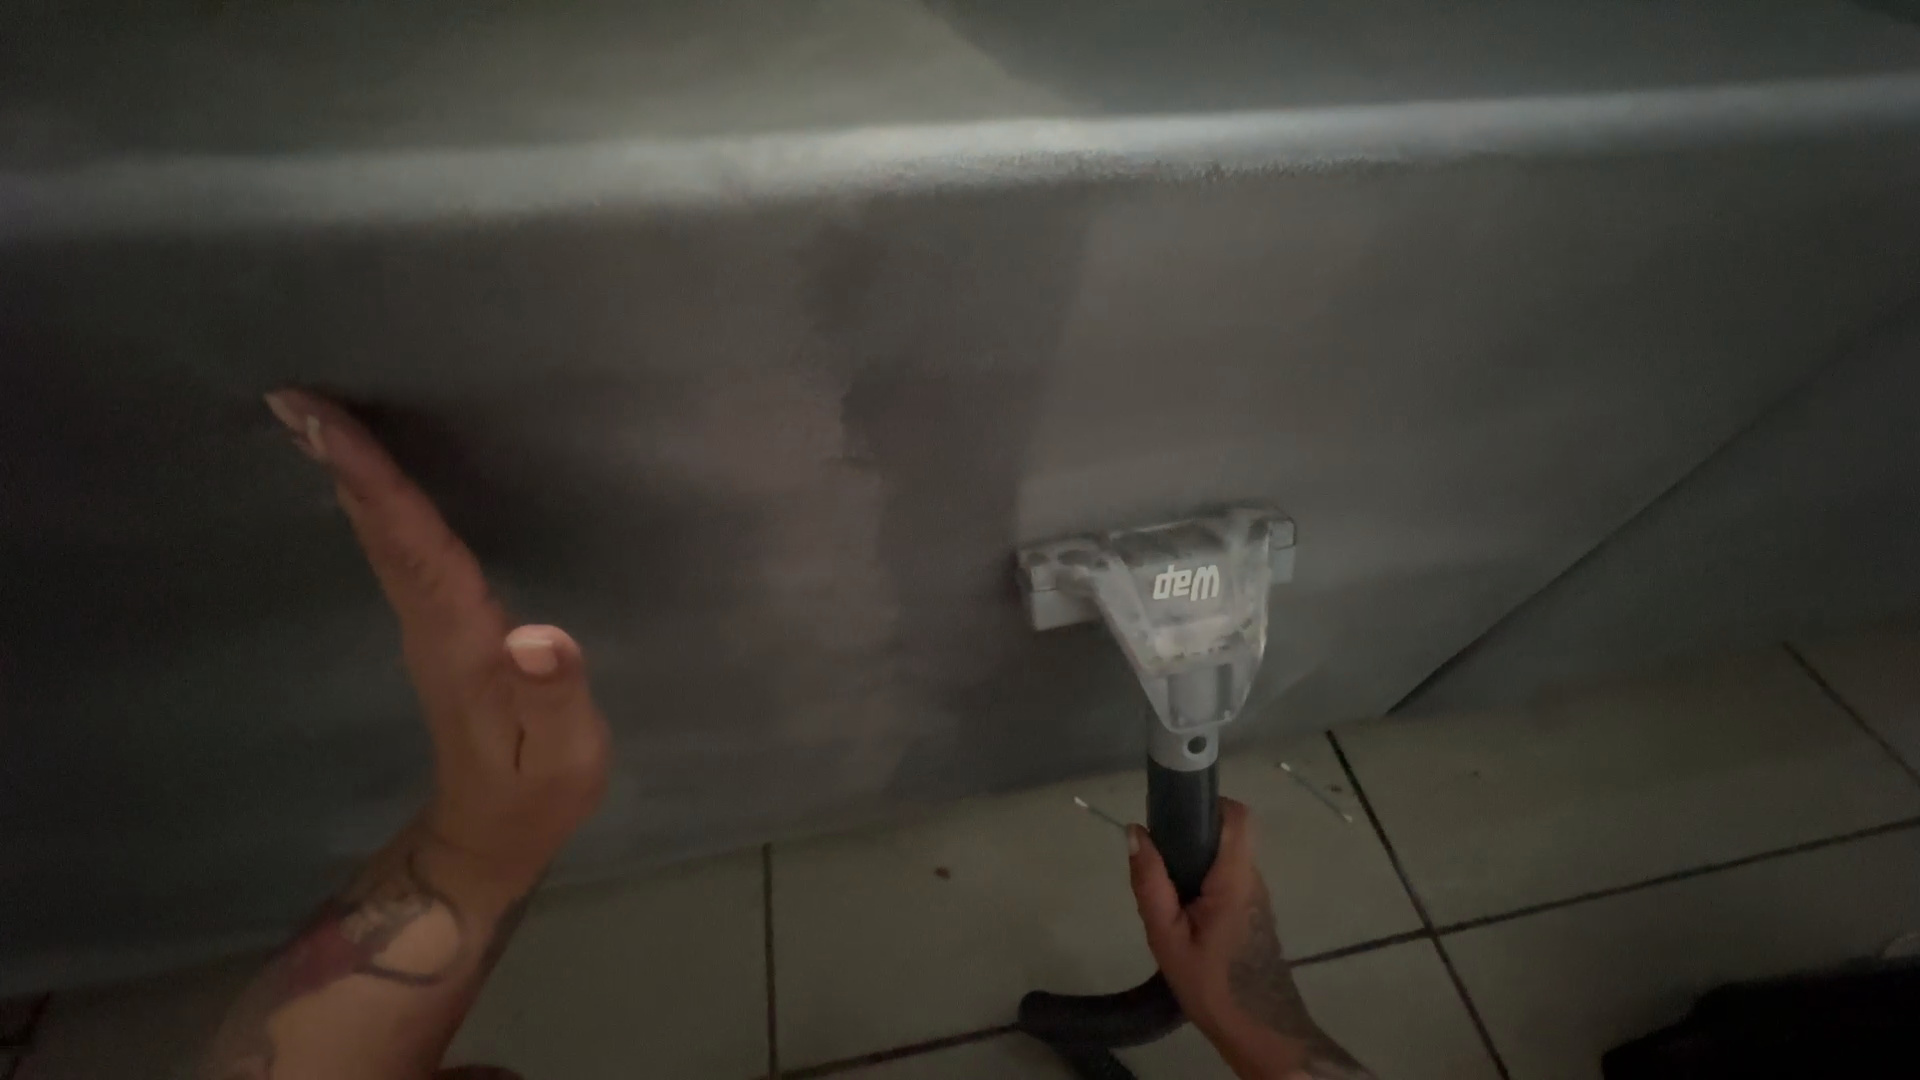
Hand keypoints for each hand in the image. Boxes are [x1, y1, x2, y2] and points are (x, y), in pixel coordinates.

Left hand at [266, 390, 611, 890]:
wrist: (493, 832)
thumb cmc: (537, 790)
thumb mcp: (563, 751)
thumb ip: (554, 696)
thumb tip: (538, 637)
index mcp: (462, 644)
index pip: (416, 553)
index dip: (376, 487)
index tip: (325, 423)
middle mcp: (431, 628)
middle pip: (384, 538)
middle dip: (345, 469)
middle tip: (300, 403)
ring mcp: (430, 633)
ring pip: (386, 546)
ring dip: (356, 485)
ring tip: (327, 429)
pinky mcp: (442, 635)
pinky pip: (406, 560)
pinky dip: (384, 516)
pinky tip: (380, 492)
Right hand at [1126, 798, 1271, 1032]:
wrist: (1262, 1038)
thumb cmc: (1214, 987)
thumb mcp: (1168, 938)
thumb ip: (1150, 883)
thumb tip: (1135, 831)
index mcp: (1234, 877)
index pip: (1238, 816)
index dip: (1210, 801)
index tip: (1175, 811)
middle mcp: (1251, 877)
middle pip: (1226, 832)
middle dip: (1191, 832)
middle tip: (1158, 858)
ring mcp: (1256, 895)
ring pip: (1224, 855)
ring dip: (1195, 858)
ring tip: (1166, 890)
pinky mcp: (1253, 911)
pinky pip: (1227, 876)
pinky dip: (1203, 878)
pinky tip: (1183, 911)